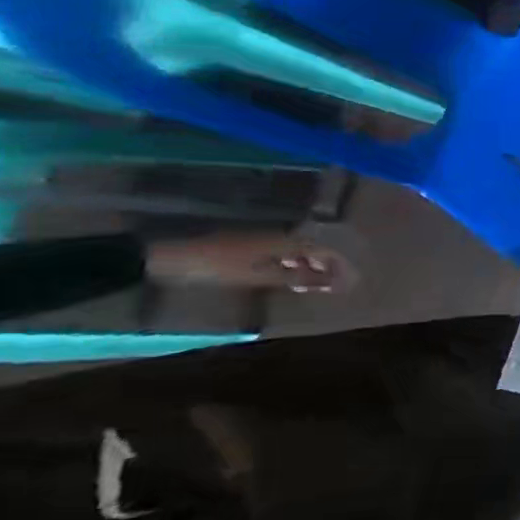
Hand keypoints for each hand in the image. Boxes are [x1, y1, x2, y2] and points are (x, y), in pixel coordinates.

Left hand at [143, 232, 355, 292]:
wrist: (168, 256)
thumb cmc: (217, 266)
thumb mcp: (261, 276)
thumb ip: (300, 278)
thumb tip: (336, 282)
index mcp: (285, 239)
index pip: (325, 249)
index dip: (341, 265)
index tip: (351, 283)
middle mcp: (279, 234)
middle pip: (314, 248)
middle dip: (328, 266)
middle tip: (334, 286)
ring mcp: (262, 237)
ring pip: (298, 250)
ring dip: (309, 266)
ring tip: (313, 285)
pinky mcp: (249, 242)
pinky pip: (282, 251)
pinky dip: (291, 264)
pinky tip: (288, 278)